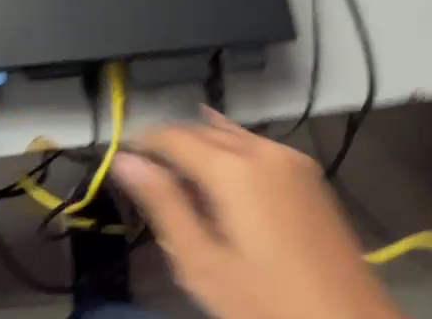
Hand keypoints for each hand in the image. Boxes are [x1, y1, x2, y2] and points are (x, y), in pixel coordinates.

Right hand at [112, 110, 402, 318]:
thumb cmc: (268, 303)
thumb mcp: (204, 264)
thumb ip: (162, 205)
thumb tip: (124, 160)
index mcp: (233, 166)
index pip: (171, 135)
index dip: (142, 142)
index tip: (121, 159)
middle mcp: (261, 149)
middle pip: (201, 130)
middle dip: (171, 144)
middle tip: (146, 172)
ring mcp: (291, 159)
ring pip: (230, 135)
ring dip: (201, 146)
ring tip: (179, 173)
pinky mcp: (309, 175)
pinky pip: (257, 146)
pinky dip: (231, 151)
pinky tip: (222, 168)